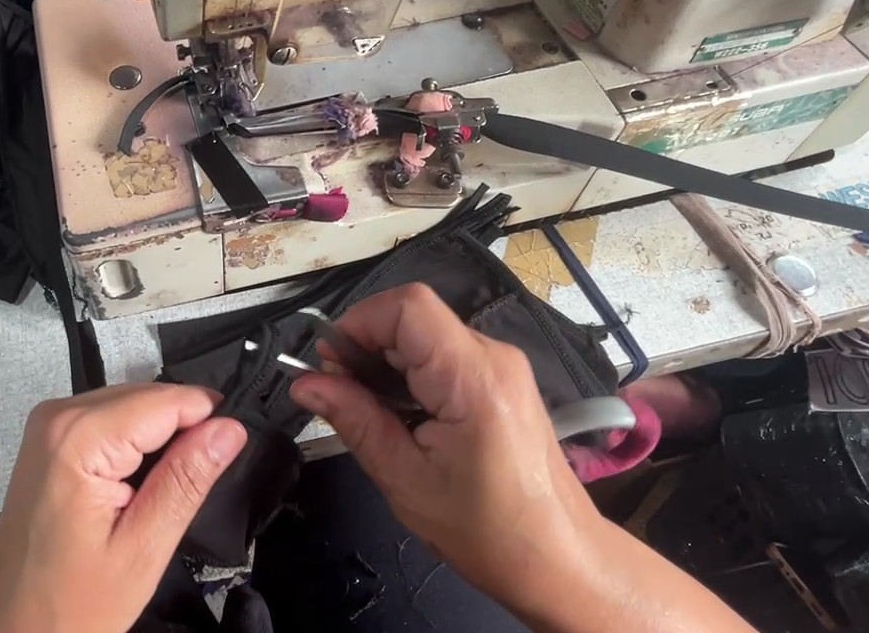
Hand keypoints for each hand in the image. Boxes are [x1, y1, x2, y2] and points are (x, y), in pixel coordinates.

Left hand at [0, 383, 247, 632]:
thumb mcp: (141, 550)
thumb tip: (228, 430)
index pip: (166, 399)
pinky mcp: (52, 435)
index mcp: (78, 438)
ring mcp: (51, 422)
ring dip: (159, 437)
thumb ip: (186, 480)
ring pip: (134, 403)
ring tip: (160, 493)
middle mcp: (58, 416)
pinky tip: (135, 486)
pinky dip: (135, 443)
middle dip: (182, 430)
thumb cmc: (65, 608)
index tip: (229, 448)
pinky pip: (112, 417)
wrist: (11, 630)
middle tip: (194, 486)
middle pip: (149, 395)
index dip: (207, 419)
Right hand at [287, 284, 601, 613]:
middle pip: (414, 315)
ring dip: (387, 358)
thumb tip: (305, 383)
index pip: (408, 307)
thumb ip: (354, 421)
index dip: (360, 322)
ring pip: (425, 331)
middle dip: (368, 343)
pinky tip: (402, 411)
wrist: (563, 561)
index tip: (332, 364)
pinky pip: (442, 349)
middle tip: (343, 392)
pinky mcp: (501, 376)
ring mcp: (501, 363)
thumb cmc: (487, 531)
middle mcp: (493, 356)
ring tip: (372, 408)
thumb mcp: (406, 481)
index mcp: (473, 379)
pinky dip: (410, 369)